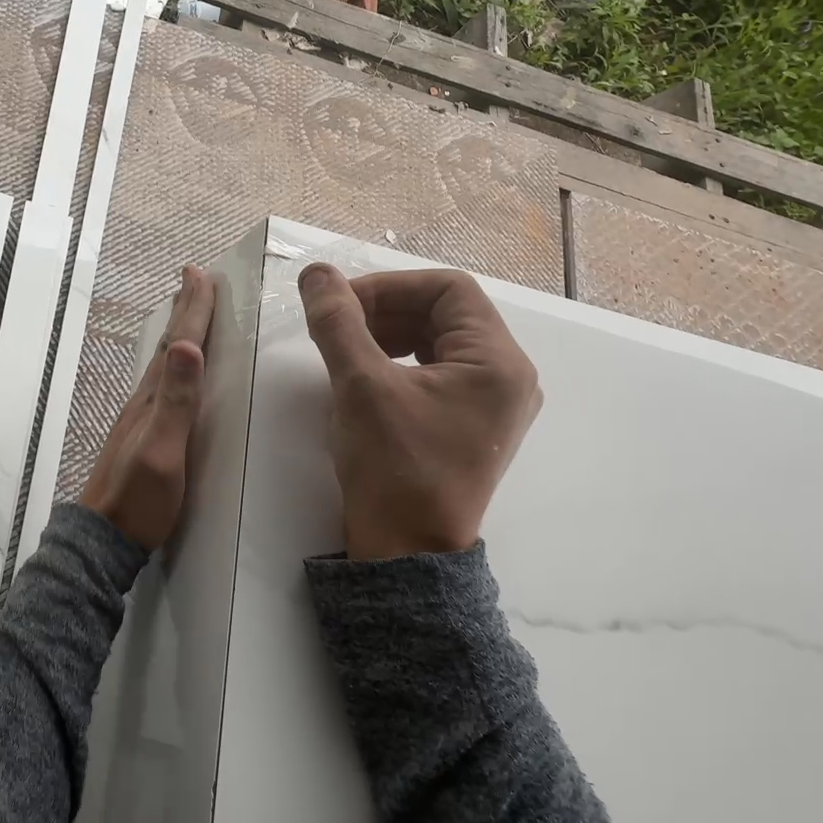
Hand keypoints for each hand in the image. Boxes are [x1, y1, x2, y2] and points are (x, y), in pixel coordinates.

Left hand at [81, 265, 214, 549]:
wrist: (105, 536)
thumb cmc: (140, 500)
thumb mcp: (164, 452)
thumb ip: (176, 403)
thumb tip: (187, 347)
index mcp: (154, 400)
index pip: (179, 345)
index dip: (192, 310)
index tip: (200, 274)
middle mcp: (144, 401)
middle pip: (168, 347)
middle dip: (184, 310)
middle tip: (193, 277)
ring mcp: (141, 418)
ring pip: (164, 363)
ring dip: (179, 333)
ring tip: (187, 312)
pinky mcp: (143, 434)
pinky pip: (163, 384)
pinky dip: (174, 364)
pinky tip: (173, 373)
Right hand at [296, 264, 540, 560]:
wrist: (407, 548)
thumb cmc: (394, 464)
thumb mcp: (360, 386)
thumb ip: (338, 322)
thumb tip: (316, 273)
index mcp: (497, 362)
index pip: (448, 289)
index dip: (389, 286)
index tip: (341, 305)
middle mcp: (505, 376)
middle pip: (444, 312)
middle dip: (384, 309)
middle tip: (334, 326)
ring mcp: (489, 402)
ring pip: (436, 339)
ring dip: (386, 333)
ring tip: (344, 349)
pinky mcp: (466, 422)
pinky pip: (433, 369)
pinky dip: (395, 359)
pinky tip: (363, 375)